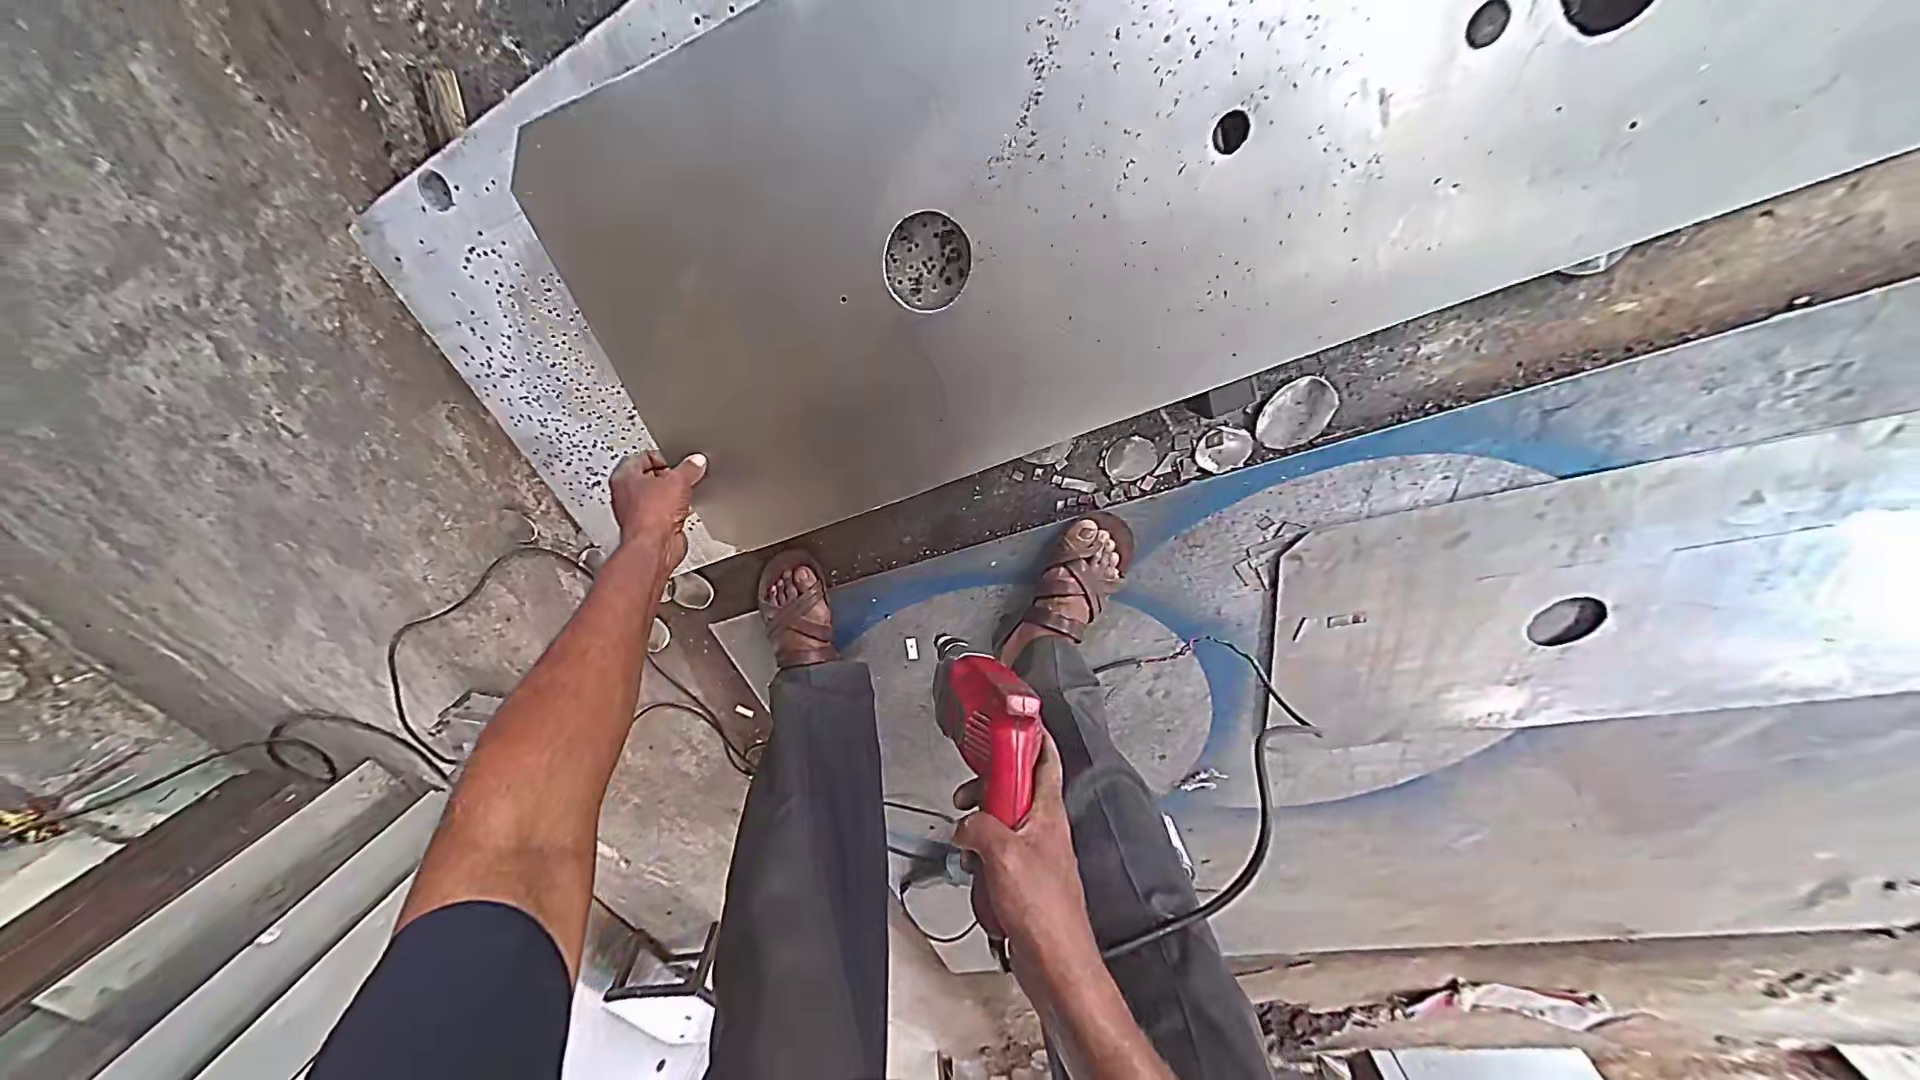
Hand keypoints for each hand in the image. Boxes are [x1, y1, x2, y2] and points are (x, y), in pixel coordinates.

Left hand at [608, 451, 707, 569]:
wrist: (656, 545)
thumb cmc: (652, 514)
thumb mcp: (678, 480)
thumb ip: (689, 468)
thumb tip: (696, 461)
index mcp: (623, 477)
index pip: (642, 457)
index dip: (662, 456)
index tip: (678, 460)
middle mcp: (626, 494)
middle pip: (650, 477)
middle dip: (669, 477)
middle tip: (684, 476)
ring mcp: (637, 512)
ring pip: (658, 496)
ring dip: (673, 495)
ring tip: (685, 494)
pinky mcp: (650, 527)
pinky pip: (665, 513)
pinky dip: (675, 511)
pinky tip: (684, 511)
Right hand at [952, 732, 1099, 969]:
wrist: (1056, 963)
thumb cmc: (1046, 912)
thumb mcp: (1002, 853)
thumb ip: (978, 826)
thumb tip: (966, 824)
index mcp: (1049, 812)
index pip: (1046, 759)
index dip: (1035, 736)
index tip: (1019, 723)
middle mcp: (1045, 828)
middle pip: (1014, 790)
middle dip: (987, 791)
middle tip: (970, 798)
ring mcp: (1035, 852)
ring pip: (1002, 821)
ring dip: (980, 829)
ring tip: (972, 845)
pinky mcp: (1024, 877)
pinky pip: (997, 852)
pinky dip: (982, 857)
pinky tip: (978, 872)